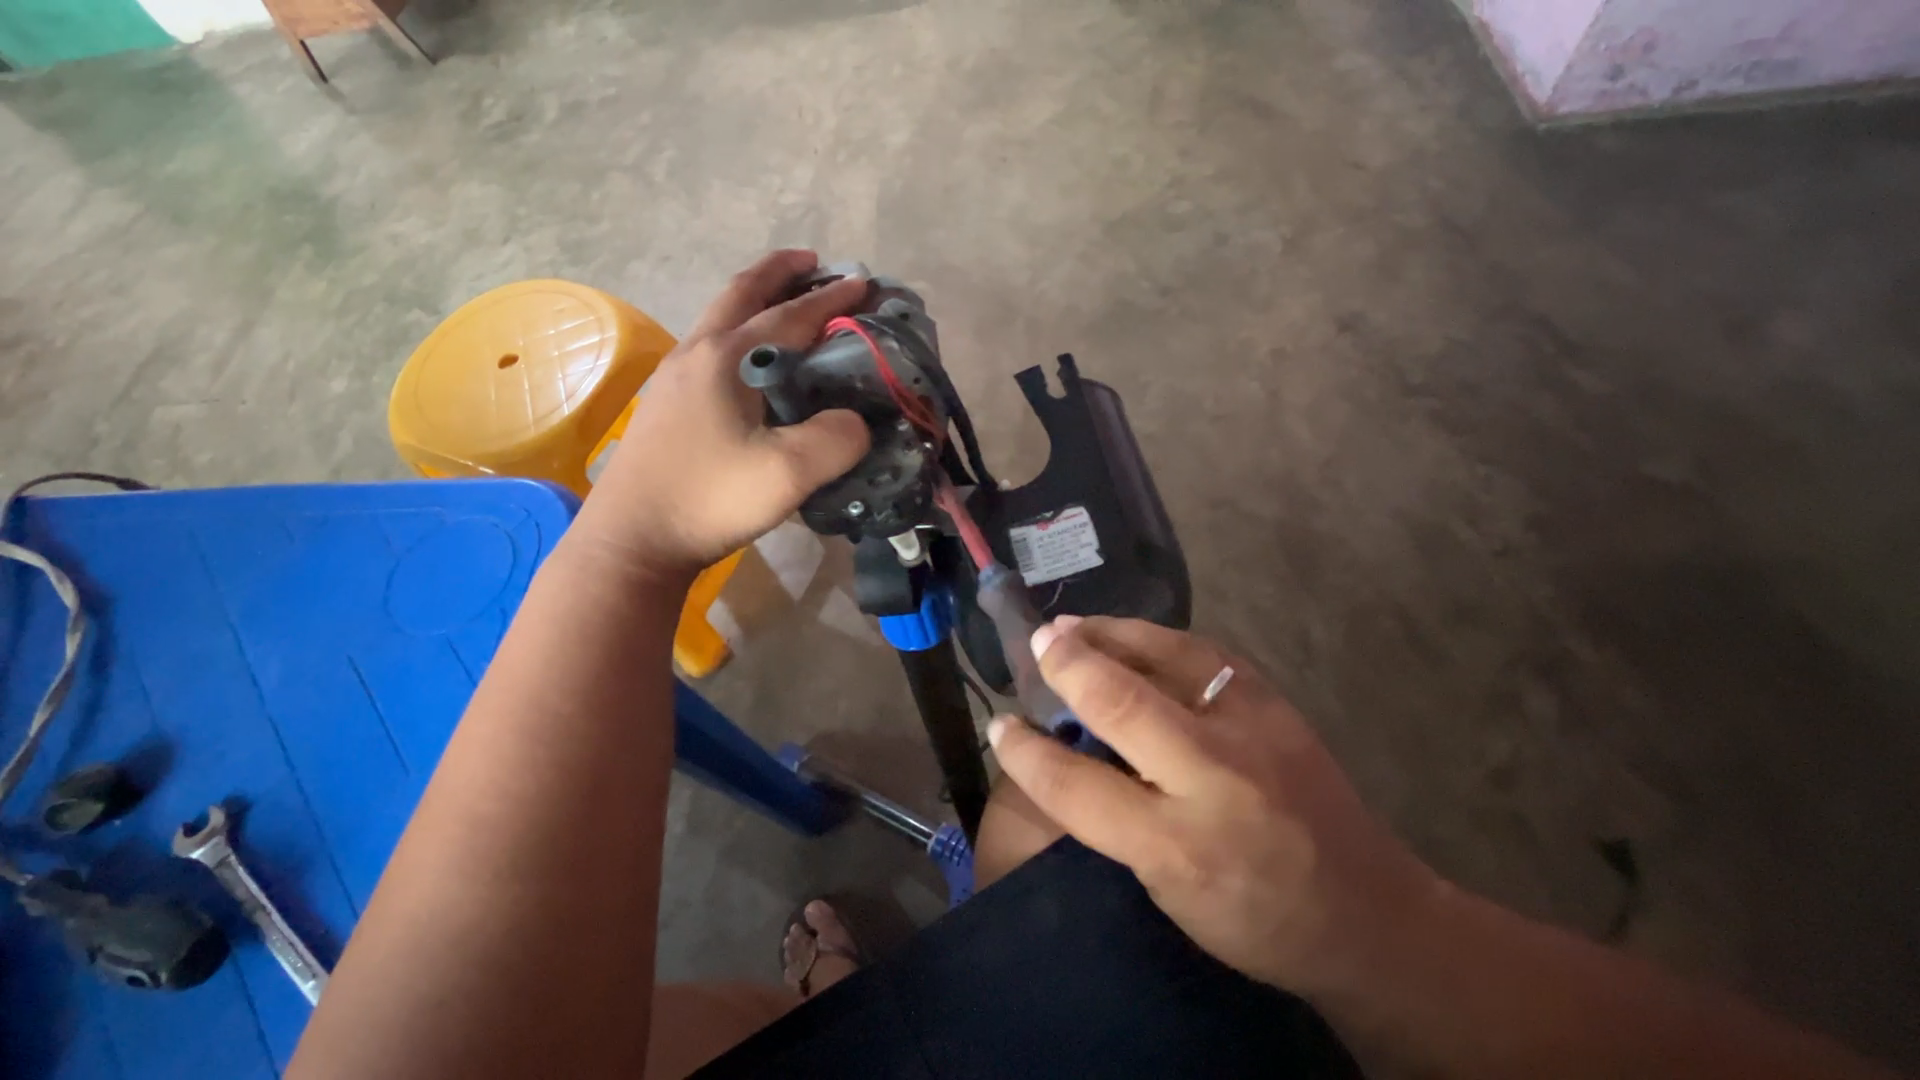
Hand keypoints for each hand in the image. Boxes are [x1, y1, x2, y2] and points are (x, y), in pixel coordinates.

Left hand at [574, 250, 871, 581]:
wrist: (633, 540)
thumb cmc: (709, 500)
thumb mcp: (788, 474)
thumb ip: (836, 439)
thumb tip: (856, 421)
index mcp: (726, 358)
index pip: (788, 315)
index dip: (830, 299)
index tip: (862, 282)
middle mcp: (695, 354)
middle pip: (740, 294)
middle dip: (779, 272)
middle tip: (813, 263)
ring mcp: (674, 378)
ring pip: (719, 319)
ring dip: (756, 300)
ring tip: (788, 303)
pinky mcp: (667, 405)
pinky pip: (710, 348)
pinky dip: (740, 331)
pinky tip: (753, 361)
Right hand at [987, 616, 1442, 994]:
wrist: (1368, 912)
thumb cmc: (1253, 920)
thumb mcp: (1167, 894)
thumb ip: (1115, 823)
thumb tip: (1067, 754)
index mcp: (1177, 845)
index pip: (1078, 786)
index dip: (1027, 752)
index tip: (1000, 726)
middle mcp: (1213, 779)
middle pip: (1122, 704)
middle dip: (1069, 666)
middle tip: (1036, 643)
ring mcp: (1253, 732)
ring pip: (1169, 659)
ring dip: (1112, 635)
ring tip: (1073, 627)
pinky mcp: (1278, 705)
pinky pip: (1206, 655)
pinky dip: (1160, 640)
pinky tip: (1135, 637)